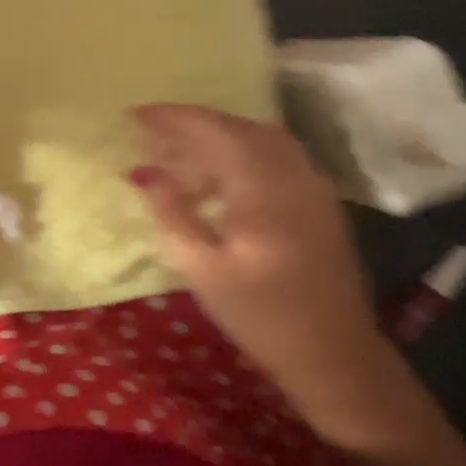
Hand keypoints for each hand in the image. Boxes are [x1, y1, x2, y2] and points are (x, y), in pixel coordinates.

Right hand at [127, 104, 384, 379]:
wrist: (332, 350)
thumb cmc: (259, 313)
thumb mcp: (201, 268)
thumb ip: (171, 214)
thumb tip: (144, 174)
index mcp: (263, 186)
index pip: (214, 131)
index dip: (172, 118)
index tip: (134, 115)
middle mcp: (293, 173)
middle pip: (240, 127)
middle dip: (193, 123)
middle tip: (150, 131)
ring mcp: (312, 186)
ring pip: (261, 139)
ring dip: (218, 135)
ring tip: (178, 150)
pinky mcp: (318, 202)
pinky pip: (276, 157)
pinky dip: (240, 152)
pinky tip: (216, 176)